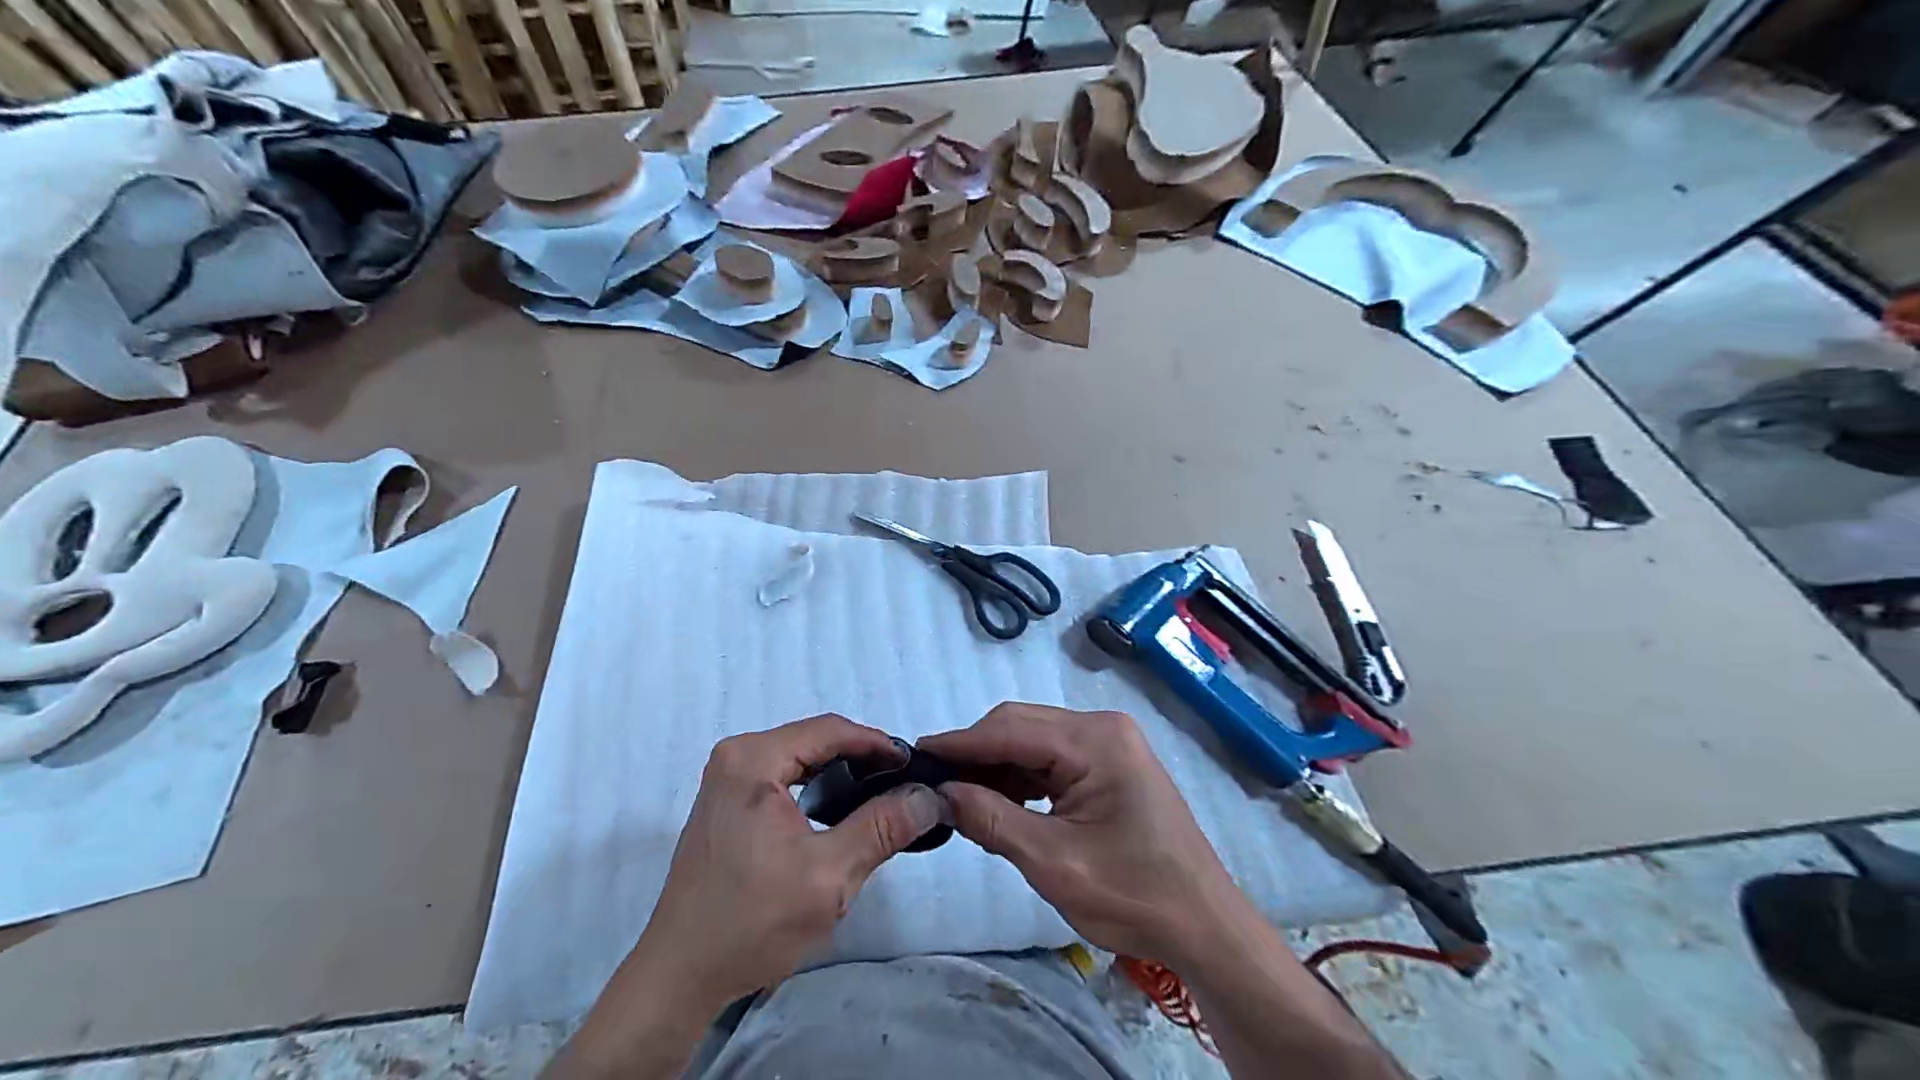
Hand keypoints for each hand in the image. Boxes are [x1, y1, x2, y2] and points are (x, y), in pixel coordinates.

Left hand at [548, 714, 947, 1079]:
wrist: (680, 976)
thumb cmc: (752, 921)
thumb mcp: (830, 876)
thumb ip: (883, 827)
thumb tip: (929, 795)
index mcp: (753, 759)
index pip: (830, 731)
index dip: (877, 743)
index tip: (914, 765)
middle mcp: (736, 756)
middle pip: (814, 740)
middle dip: (861, 758)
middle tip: (903, 784)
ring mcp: (727, 779)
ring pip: (800, 759)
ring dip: (840, 773)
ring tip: (881, 798)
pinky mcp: (727, 803)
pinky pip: (783, 778)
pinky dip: (816, 787)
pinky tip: (840, 812)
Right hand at [919, 703, 1248, 964]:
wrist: (1204, 926)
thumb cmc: (1134, 896)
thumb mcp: (1054, 863)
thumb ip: (992, 820)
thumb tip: (940, 793)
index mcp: (1096, 740)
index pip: (1010, 729)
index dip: (960, 743)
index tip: (916, 756)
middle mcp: (1102, 728)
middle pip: (1021, 727)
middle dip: (976, 754)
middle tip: (933, 783)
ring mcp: (1109, 744)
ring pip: (1033, 742)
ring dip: (996, 767)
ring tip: (958, 795)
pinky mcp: (1110, 764)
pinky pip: (1052, 760)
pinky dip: (1021, 779)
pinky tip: (998, 801)